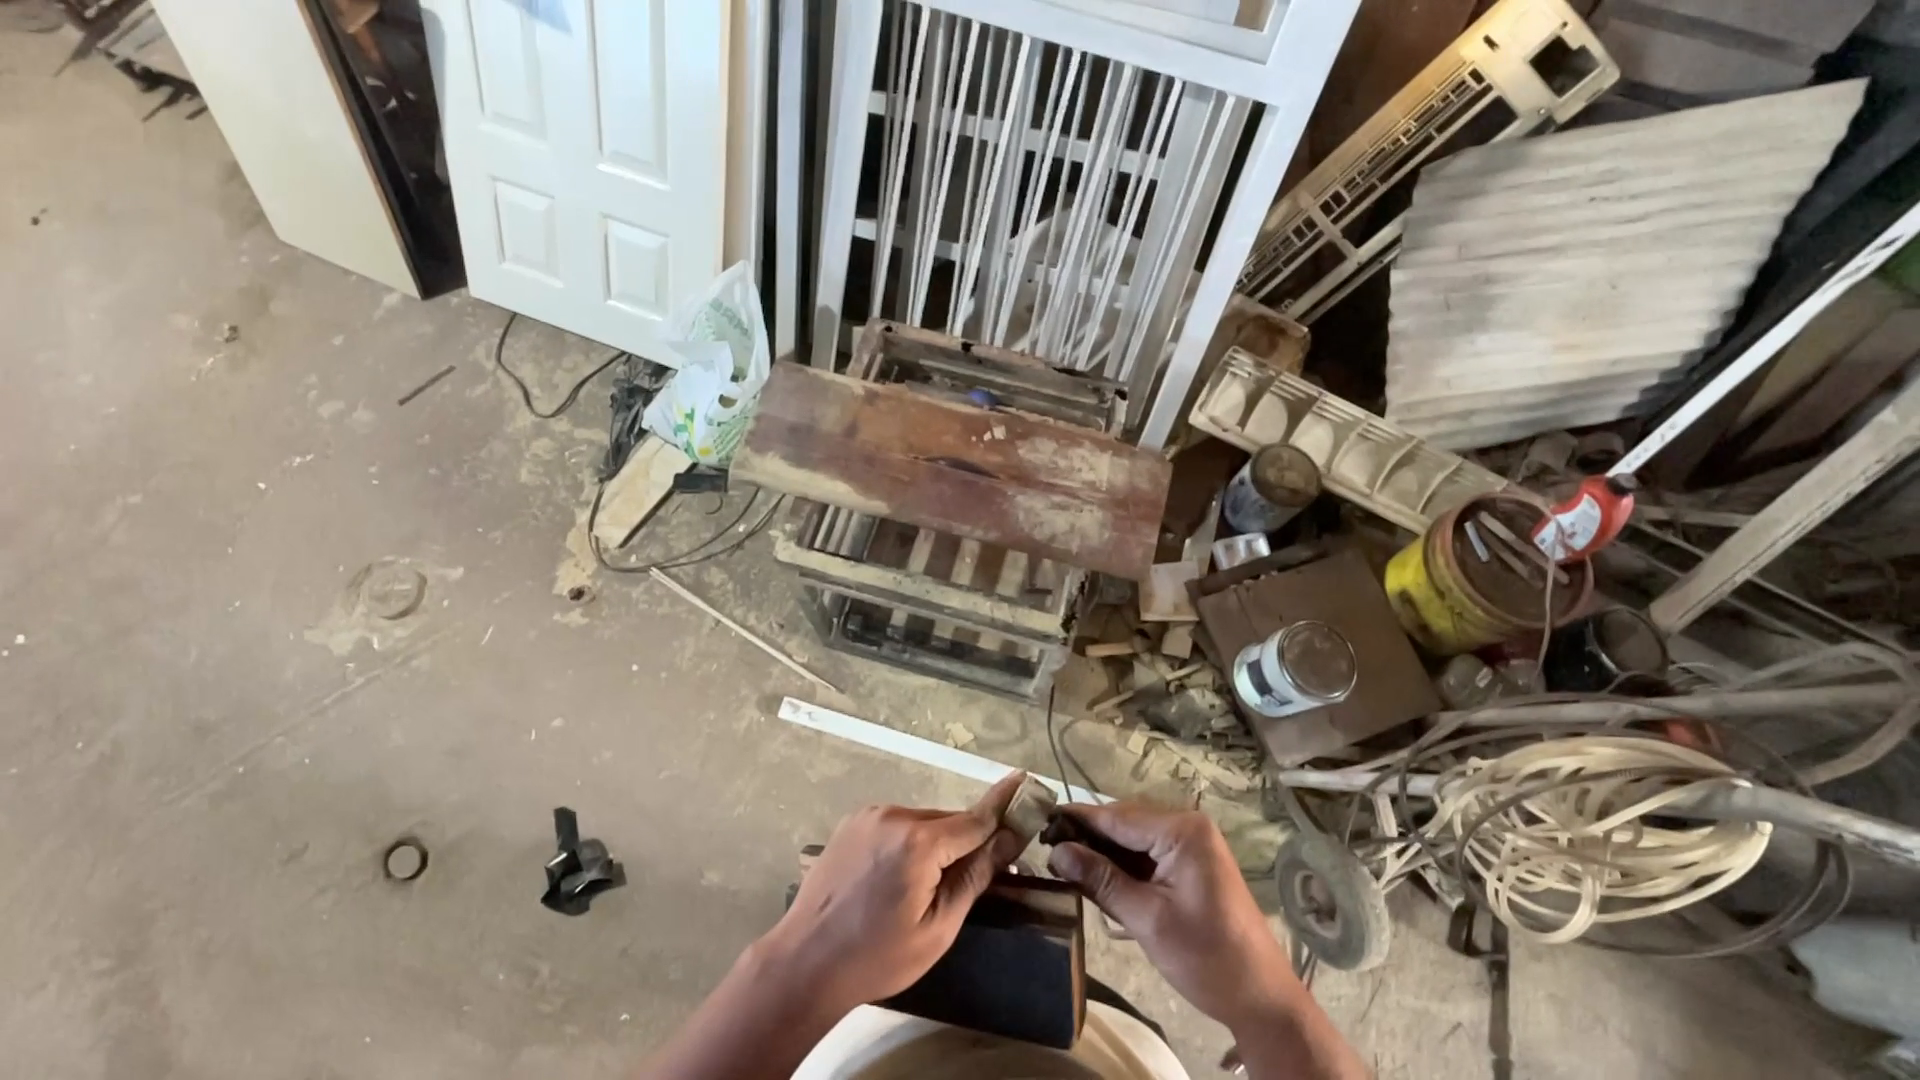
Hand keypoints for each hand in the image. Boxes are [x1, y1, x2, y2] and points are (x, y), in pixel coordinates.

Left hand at [752, 771, 1027, 1015]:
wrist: (805, 963)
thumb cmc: (878, 957)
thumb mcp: (939, 926)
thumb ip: (975, 875)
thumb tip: (1010, 838)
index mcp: (919, 841)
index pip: (976, 818)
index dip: (1006, 804)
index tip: (1029, 781)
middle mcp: (894, 816)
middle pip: (949, 822)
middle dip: (969, 841)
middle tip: (986, 872)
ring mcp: (868, 817)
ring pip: (923, 823)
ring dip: (938, 844)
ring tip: (931, 887)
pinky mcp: (852, 824)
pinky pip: (897, 826)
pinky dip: (911, 842)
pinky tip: (901, 878)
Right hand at [1047, 802, 1295, 1026]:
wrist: (1260, 997)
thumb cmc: (1206, 957)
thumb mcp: (1146, 918)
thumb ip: (1101, 880)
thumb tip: (1056, 852)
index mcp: (1182, 830)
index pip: (1116, 816)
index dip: (1076, 819)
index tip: (1038, 824)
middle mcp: (1188, 826)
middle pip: (1123, 823)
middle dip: (1087, 837)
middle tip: (1046, 852)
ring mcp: (1192, 845)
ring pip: (1133, 839)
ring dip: (1103, 853)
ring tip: (1063, 866)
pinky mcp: (1192, 865)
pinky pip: (1147, 855)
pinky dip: (1123, 867)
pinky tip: (1096, 880)